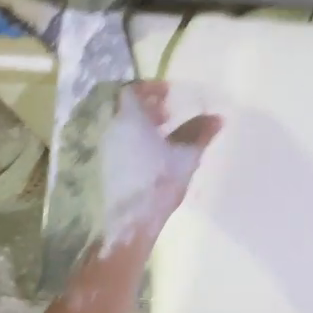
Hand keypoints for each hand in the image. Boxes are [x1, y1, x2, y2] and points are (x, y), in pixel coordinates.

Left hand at [97, 82, 221, 253]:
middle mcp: (106, 126)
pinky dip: (127, 138)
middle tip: (167, 113)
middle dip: (145, 105)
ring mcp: (98, 146)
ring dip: (136, 122)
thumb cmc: (157, 185)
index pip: (132, 89)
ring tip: (160, 133)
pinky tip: (145, 153)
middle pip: (122, 104)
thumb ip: (199, 133)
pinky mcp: (94, 165)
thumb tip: (217, 116)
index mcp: (127, 117)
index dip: (151, 89)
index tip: (169, 95)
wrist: (127, 223)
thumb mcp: (185, 157)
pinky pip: (110, 139)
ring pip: (115, 122)